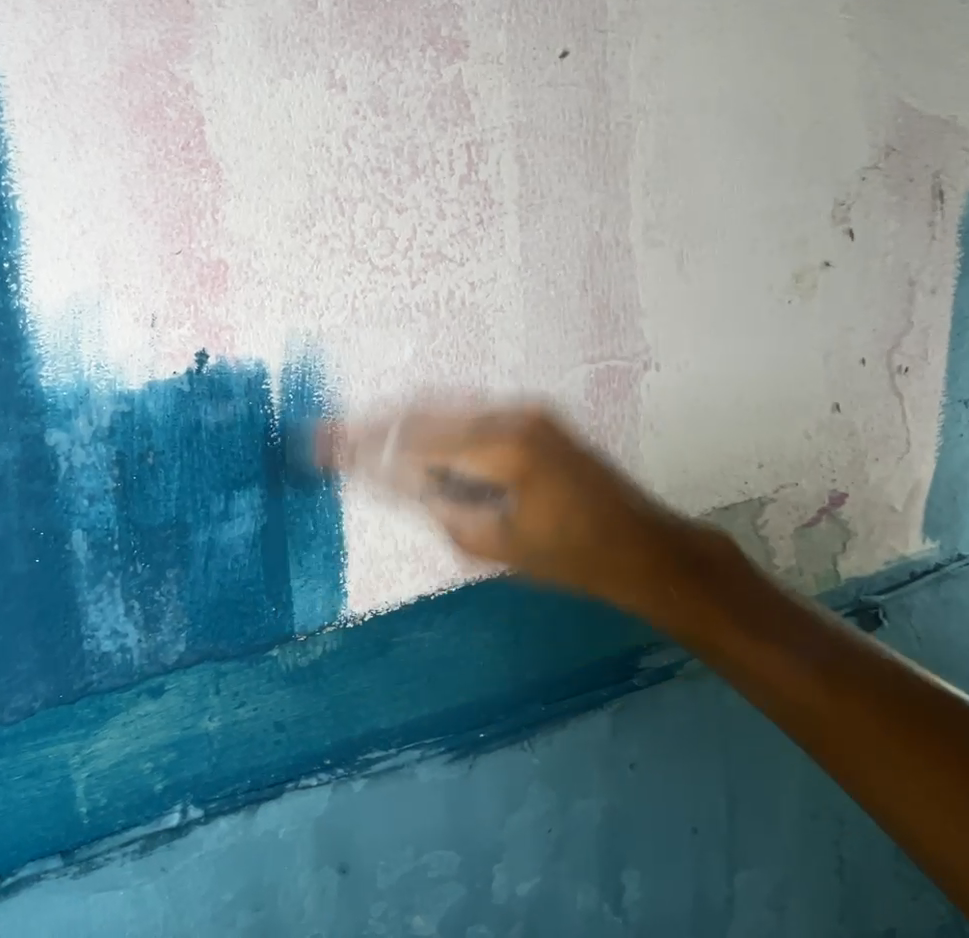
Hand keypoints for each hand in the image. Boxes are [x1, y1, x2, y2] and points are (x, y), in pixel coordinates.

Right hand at [317, 403, 699, 612]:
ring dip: (403, 428)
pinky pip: (466, 416)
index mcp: (503, 447)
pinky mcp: (532, 418)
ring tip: (361, 445)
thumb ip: (436, 506)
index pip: (415, 438)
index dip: (365, 443)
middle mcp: (512, 415)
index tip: (324, 447)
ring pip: (443, 410)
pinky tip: (411, 449)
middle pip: (423, 412)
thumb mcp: (492, 544)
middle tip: (330, 439)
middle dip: (375, 427)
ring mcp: (525, 411)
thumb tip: (388, 480)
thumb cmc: (571, 559)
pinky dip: (433, 431)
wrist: (644, 547)